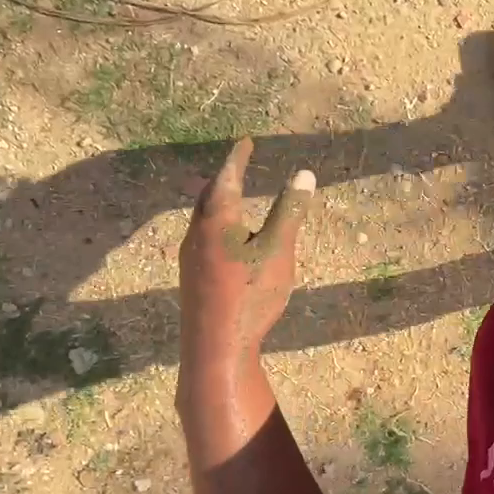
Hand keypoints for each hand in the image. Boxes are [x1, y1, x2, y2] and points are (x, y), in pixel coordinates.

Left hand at [179, 138, 313, 381]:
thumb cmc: (250, 296)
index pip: (226, 180)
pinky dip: (217, 221)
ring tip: (233, 193)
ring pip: (202, 218)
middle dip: (224, 177)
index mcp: (216, 224)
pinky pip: (203, 235)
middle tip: (239, 163)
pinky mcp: (192, 279)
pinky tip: (228, 237)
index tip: (246, 142)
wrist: (214, 351)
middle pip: (207, 198)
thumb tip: (303, 173)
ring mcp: (190, 260)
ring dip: (218, 200)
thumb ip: (291, 211)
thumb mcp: (279, 250)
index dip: (238, 159)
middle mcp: (196, 237)